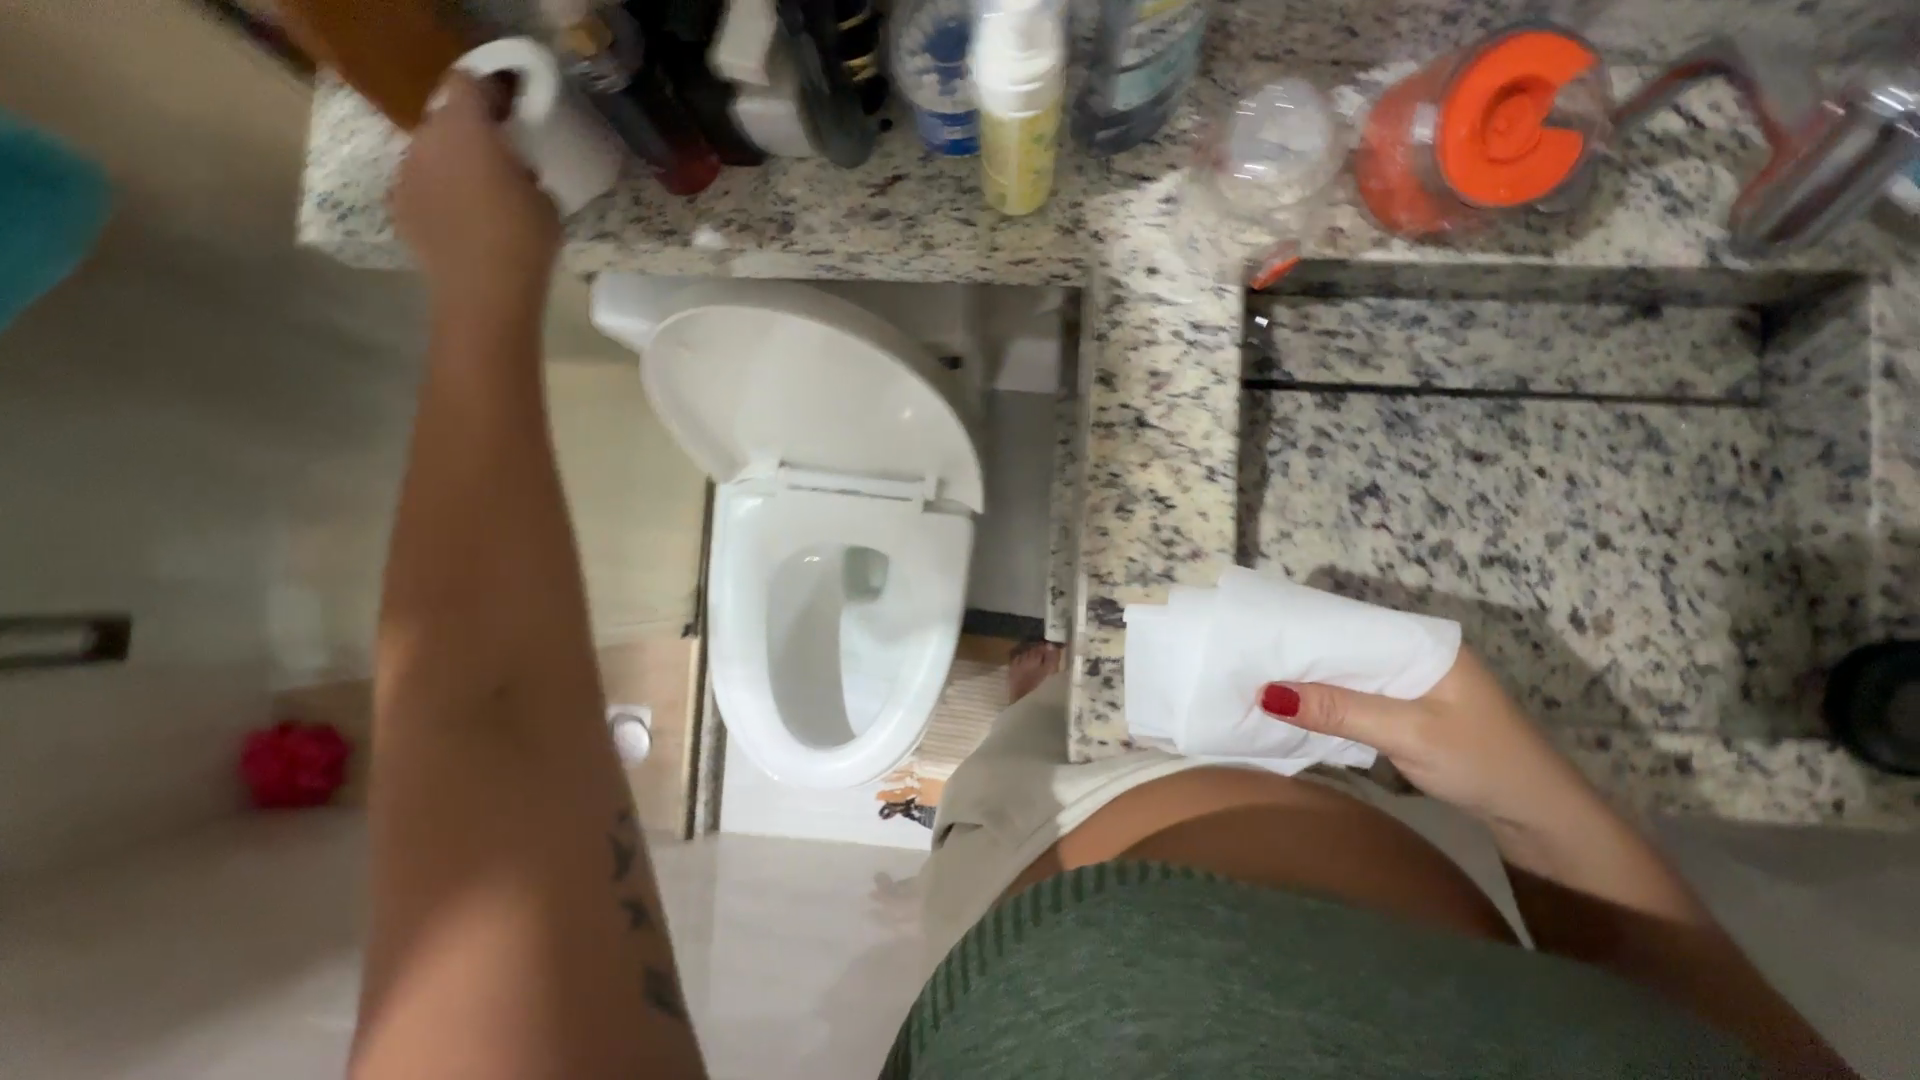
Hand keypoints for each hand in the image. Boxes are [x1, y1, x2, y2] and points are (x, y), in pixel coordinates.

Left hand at [392, 73, 560, 308]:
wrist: (484, 293)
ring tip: (479, 198)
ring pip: (429, 153)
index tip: (510, 116)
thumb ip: (523, 171)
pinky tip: (458, 223)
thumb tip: (512, 170)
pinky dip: (435, 197)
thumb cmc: (525, 240)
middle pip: (444, 119)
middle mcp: (427, 139)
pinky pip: (418, 188)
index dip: (489, 93)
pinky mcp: (398, 206)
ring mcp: (406, 173)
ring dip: (450, 165)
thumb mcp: (545, 199)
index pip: (467, 82)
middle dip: (468, 133)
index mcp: (466, 128)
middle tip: (499, 162)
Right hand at [1259, 648, 1601, 828]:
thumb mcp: (1408, 734)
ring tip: (1258, 683)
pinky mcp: (1412, 713)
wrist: (1541, 819)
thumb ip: (1340, 710)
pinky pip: (1360, 698)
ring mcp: (1416, 686)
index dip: (1306, 630)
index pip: (1354, 623)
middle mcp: (1420, 656)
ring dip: (1314, 684)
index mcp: (1427, 643)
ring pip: (1352, 676)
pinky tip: (1298, 710)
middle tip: (1246, 663)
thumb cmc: (1483, 764)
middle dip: (1303, 659)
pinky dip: (1331, 705)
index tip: (1256, 637)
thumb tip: (1265, 693)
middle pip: (1349, 649)